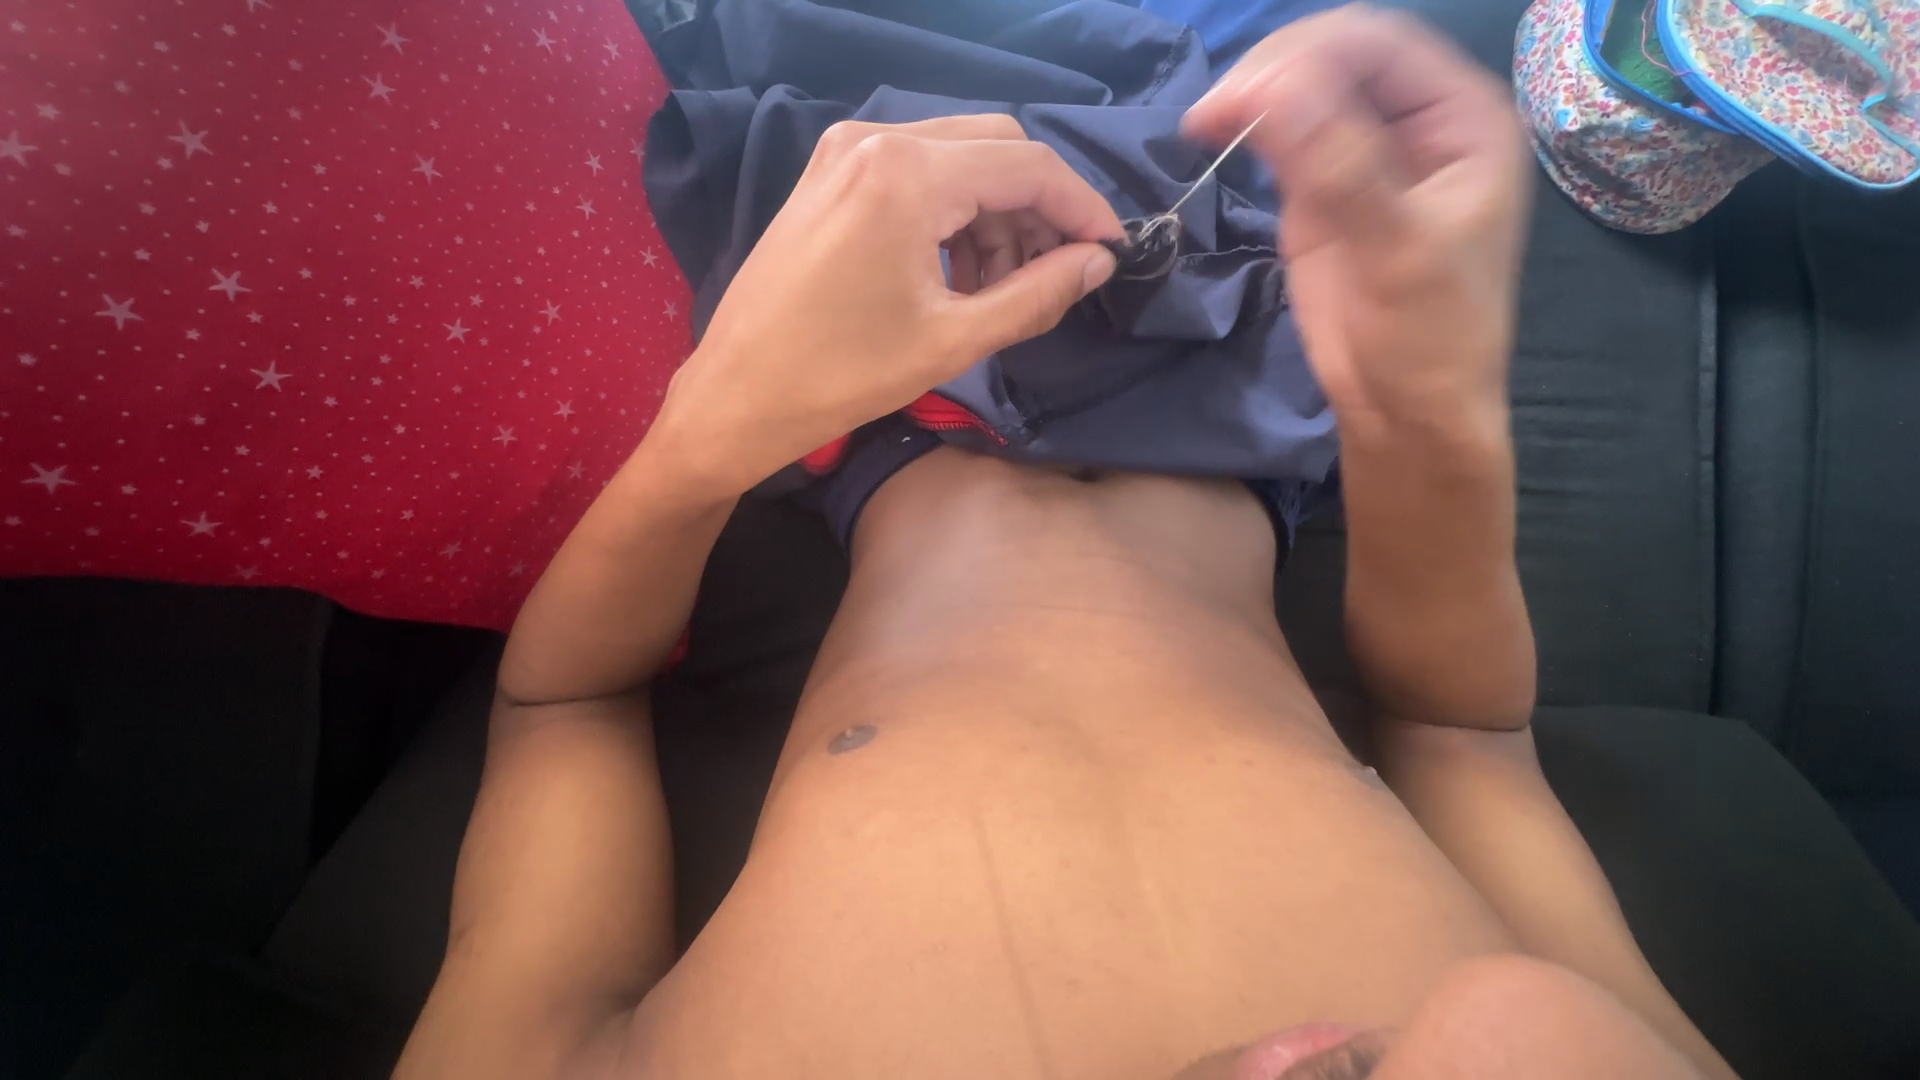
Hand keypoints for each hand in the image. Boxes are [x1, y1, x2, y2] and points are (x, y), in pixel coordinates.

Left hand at [649, 114, 1123, 494]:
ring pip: (956, 160)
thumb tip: (1097, 263)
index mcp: (907, 172)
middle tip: (1054, 275)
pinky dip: (950, 215)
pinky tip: (955, 272)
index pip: (1027, 164)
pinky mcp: (828, 177)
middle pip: (995, 149)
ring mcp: (844, 153)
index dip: (1080, 206)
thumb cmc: (842, 378)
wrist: (738, 397)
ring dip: (994, 215)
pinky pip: (914, 175)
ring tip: (1000, 287)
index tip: (1110, 251)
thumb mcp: (952, 341)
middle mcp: (875, 139)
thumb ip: (1035, 294)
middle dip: (1037, 210)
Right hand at [1185, 5, 1530, 451]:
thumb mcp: (1398, 251)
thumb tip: (1276, 89)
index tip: (1237, 98)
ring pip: (1304, 97)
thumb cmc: (1429, 334)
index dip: (1305, 58)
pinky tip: (1215, 137)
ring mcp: (1363, 157)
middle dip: (1272, 75)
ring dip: (1253, 101)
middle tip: (1210, 117)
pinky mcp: (1320, 196)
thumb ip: (1345, 170)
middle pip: (1336, 61)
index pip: (1378, 48)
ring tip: (1203, 125)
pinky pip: (1283, 143)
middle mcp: (1414, 124)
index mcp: (1459, 118)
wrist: (1402, 405)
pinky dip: (1248, 135)